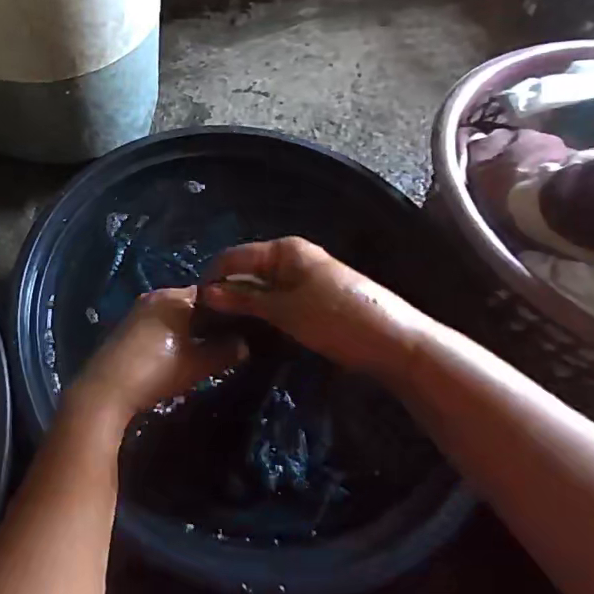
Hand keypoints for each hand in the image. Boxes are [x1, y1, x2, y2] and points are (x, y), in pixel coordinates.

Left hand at [67, 286, 246, 425]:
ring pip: (174, 315)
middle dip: (211, 319)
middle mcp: (153, 297)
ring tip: (211, 346)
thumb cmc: (157, 370)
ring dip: (191, 328)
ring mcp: (137, 312)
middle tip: (233, 337)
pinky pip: (159, 324)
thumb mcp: (199, 363)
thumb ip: (226, 350)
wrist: (107, 389)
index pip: (210, 293)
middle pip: (190, 303)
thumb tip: (245, 343)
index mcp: (173, 297)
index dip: (229, 307)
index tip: (247, 323)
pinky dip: (173, 334)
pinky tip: (182, 351)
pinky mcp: (127, 328)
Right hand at [200, 237, 431, 378]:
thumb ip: (242, 299)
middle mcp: (293, 256)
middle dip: (227, 292)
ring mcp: (306, 276)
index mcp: (284, 249)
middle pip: (246, 271)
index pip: (232, 257)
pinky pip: (278, 298)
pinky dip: (265, 311)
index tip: (195, 307)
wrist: (397, 343)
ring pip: (262, 287)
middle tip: (209, 321)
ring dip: (245, 304)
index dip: (211, 279)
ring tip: (227, 327)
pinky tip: (256, 329)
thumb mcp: (283, 310)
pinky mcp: (315, 297)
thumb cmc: (336, 319)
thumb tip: (204, 292)